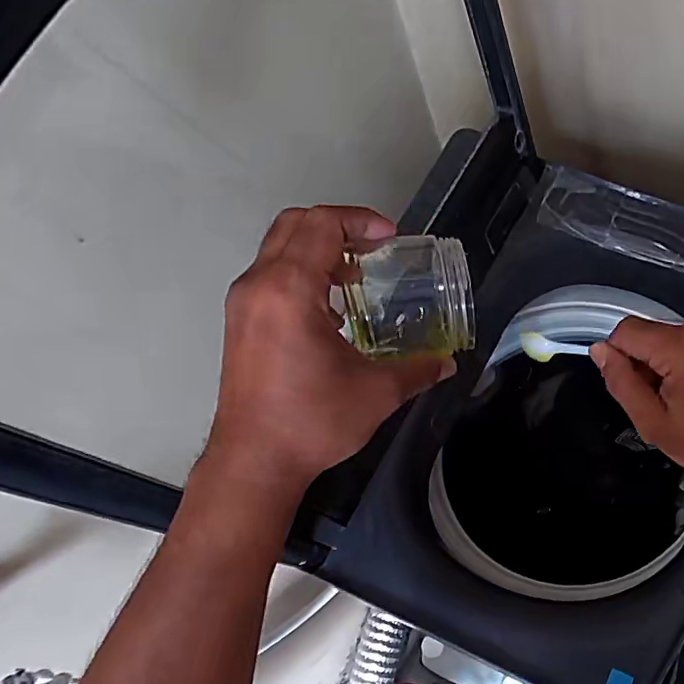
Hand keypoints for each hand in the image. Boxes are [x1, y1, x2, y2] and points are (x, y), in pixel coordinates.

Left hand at [203, 206, 451, 492]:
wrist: (255, 461)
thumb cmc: (310, 423)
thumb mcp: (375, 393)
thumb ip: (416, 370)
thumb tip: (444, 363)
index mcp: (288, 290)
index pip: (321, 224)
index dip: (360, 221)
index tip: (389, 238)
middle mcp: (257, 287)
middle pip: (294, 226)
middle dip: (337, 229)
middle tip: (372, 251)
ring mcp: (242, 307)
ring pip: (277, 251)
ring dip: (317, 253)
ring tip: (352, 281)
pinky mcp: (238, 327)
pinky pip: (269, 280)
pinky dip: (299, 278)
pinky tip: (328, 315)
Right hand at [588, 316, 683, 494]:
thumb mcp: (652, 422)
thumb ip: (620, 382)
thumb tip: (600, 350)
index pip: (627, 330)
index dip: (620, 358)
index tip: (636, 387)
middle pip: (653, 333)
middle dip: (650, 364)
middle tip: (668, 401)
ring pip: (674, 336)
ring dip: (672, 362)